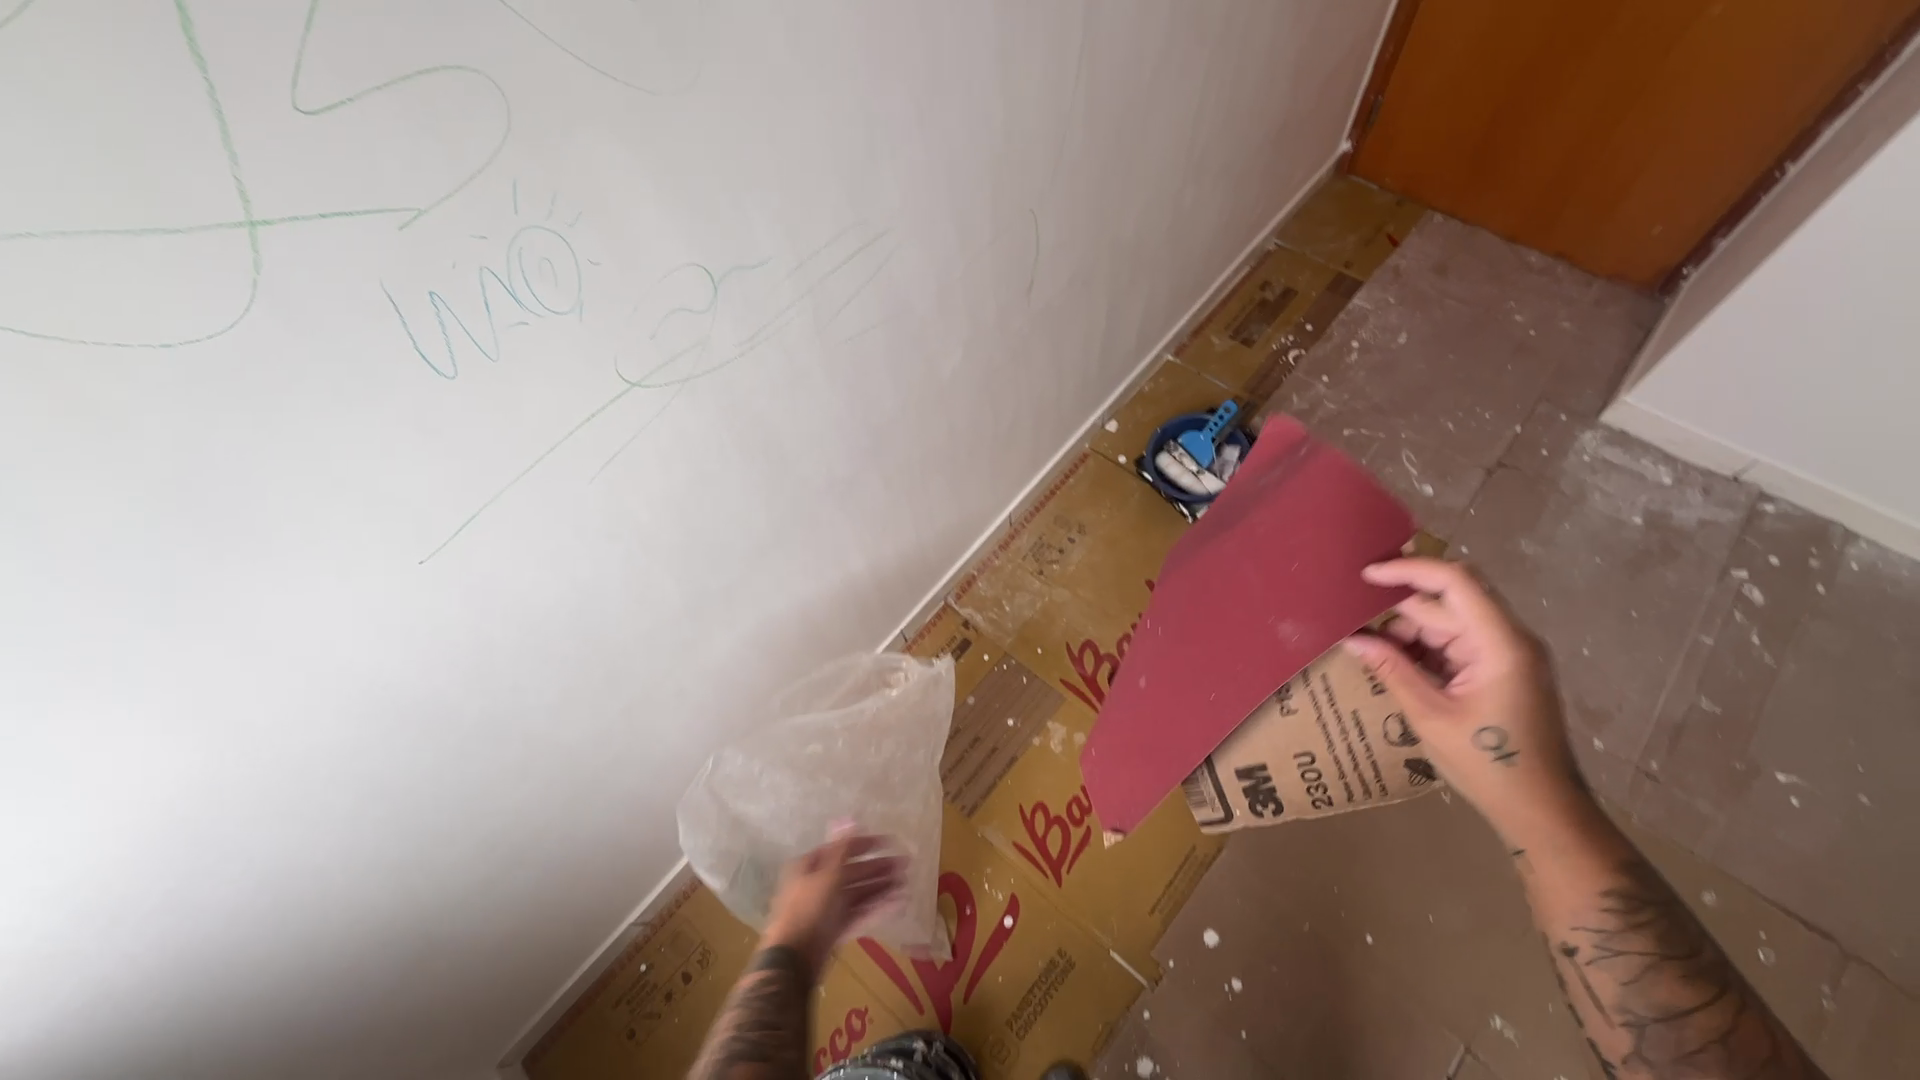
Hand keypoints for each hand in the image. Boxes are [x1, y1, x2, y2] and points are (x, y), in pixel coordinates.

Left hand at [760, 826, 905, 974]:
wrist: (794, 960)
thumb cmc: (809, 909)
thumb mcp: (827, 874)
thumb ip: (842, 848)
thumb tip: (848, 817)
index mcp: (810, 866)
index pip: (841, 849)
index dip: (865, 844)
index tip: (889, 842)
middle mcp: (817, 884)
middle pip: (851, 871)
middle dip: (878, 867)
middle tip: (904, 864)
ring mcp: (826, 907)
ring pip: (857, 892)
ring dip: (880, 886)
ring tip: (905, 883)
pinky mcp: (834, 928)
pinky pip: (858, 912)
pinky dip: (876, 907)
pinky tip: (896, 903)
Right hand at [1342, 558, 1587, 844]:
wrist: (1542, 809)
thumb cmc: (1488, 764)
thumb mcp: (1429, 716)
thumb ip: (1391, 669)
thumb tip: (1351, 639)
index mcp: (1501, 644)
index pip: (1455, 582)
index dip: (1409, 570)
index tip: (1366, 576)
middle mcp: (1509, 639)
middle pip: (1449, 600)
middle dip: (1400, 608)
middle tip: (1353, 619)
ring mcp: (1507, 654)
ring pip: (1448, 620)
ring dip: (1408, 630)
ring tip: (1369, 650)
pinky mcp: (1500, 670)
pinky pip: (1456, 642)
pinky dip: (1424, 648)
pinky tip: (1393, 663)